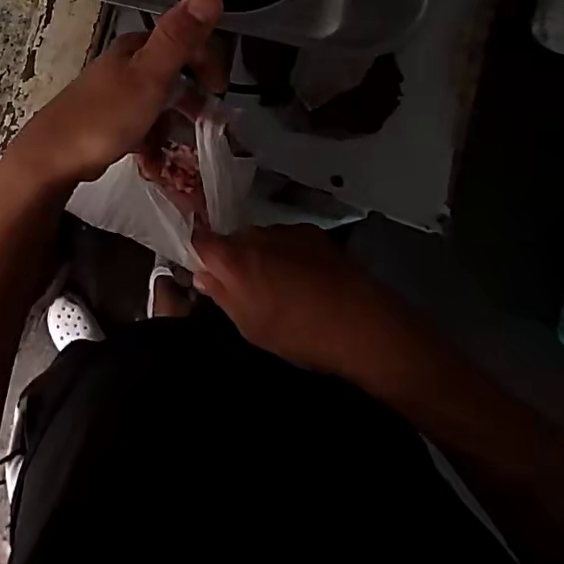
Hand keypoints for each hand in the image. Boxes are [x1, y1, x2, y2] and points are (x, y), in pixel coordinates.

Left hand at [1, 0, 226, 187]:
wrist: (52, 157)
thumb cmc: (104, 116)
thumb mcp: (148, 76)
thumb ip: (178, 38)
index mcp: (134, 48)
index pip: (184, 41)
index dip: (209, 62)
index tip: (221, 92)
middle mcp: (123, 65)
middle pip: (172, 74)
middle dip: (194, 99)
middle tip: (207, 125)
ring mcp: (114, 94)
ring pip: (158, 103)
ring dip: (173, 125)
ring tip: (180, 150)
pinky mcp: (107, 122)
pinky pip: (141, 127)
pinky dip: (152, 142)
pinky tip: (154, 163)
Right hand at [192, 222, 431, 391]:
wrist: (366, 327)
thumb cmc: (299, 333)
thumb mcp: (250, 326)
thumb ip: (222, 296)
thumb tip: (203, 275)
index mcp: (233, 258)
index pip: (198, 239)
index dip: (198, 253)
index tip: (204, 271)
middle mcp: (255, 235)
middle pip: (231, 239)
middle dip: (233, 259)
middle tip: (246, 288)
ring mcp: (286, 231)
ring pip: (261, 240)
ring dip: (263, 256)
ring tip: (283, 287)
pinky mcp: (314, 233)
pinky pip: (287, 240)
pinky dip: (289, 254)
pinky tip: (307, 281)